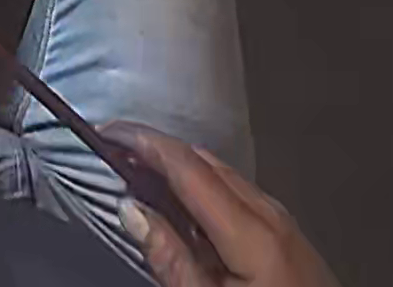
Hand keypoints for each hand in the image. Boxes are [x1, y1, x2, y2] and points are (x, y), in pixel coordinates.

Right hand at [106, 123, 339, 286]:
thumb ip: (171, 259)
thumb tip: (129, 207)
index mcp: (251, 232)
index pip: (185, 163)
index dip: (142, 141)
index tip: (104, 133)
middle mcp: (269, 212)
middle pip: (202, 158)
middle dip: (155, 147)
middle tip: (113, 153)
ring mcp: (283, 222)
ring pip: (219, 171)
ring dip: (176, 162)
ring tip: (137, 171)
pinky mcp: (288, 236)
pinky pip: (234, 190)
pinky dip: (199, 181)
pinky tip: (180, 201)